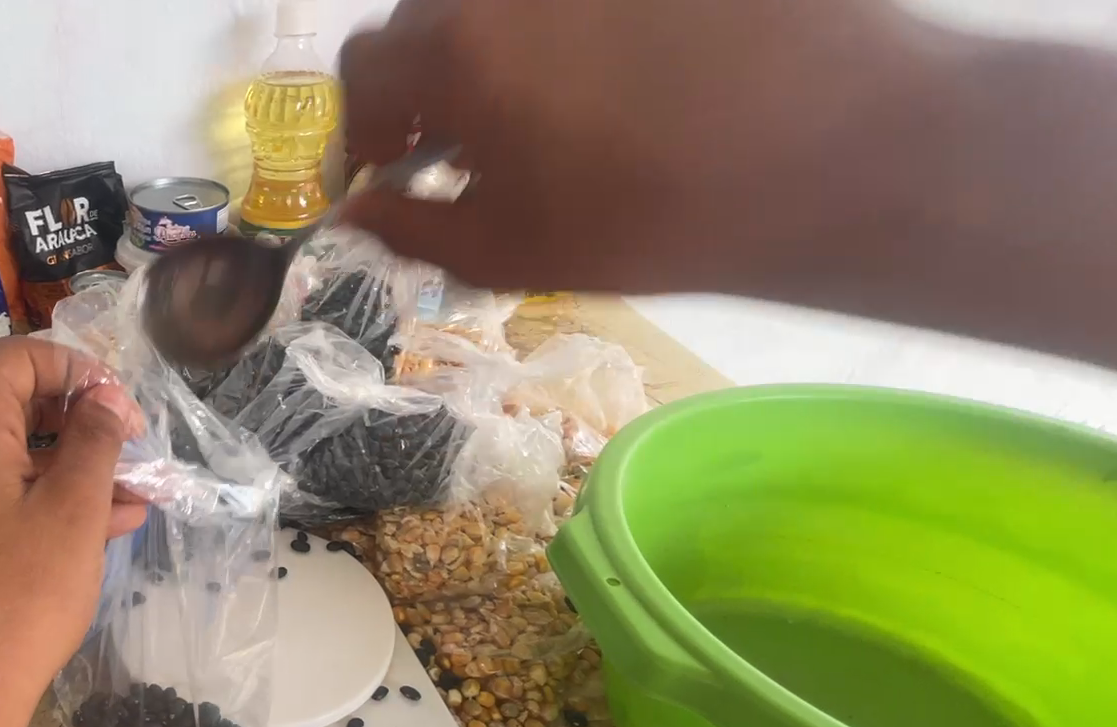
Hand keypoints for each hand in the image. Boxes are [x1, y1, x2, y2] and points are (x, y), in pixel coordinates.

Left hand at [0, 337, 146, 726]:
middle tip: (136, 449)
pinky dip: (48, 504)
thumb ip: (95, 440)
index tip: (125, 406)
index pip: (20, 357)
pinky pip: (0, 500)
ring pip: (14, 459)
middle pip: (16, 405)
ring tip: (137, 495)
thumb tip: (105, 397)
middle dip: (83, 421)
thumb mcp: (73, 511)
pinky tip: (104, 528)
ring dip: (75, 468)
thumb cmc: (17, 598)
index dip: (79, 367)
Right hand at [340, 0, 951, 293]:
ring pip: (489, 6)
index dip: (359, 125)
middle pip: (420, 20)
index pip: (362, 66)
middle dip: (411, 86)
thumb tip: (353, 209)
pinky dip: (538, 37)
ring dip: (473, 58)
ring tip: (514, 119)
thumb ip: (407, 227)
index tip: (384, 169)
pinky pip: (555, 2)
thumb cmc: (637, 223)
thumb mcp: (500, 250)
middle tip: (443, 147)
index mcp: (461, 51)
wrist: (823, 157)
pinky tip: (580, 82)